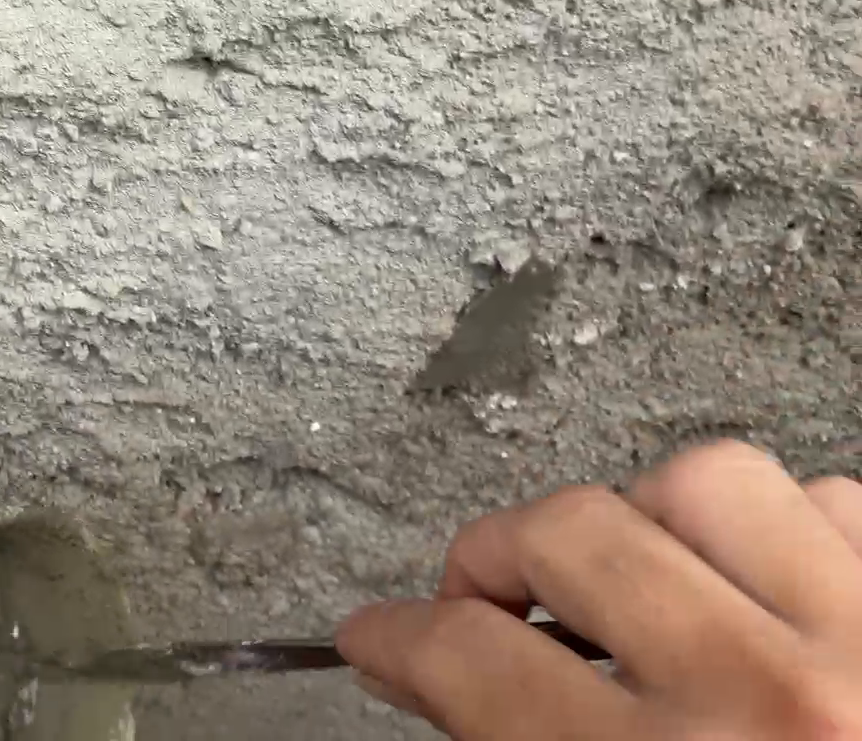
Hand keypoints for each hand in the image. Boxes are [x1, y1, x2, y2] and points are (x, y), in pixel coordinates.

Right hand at [337, 441, 861, 738]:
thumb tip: (427, 677)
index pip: (468, 657)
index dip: (395, 638)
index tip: (378, 637)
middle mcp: (796, 712)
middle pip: (566, 531)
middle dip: (496, 558)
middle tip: (487, 600)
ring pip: (707, 482)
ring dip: (653, 528)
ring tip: (646, 588)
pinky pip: (850, 509)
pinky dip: (794, 539)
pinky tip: (780, 606)